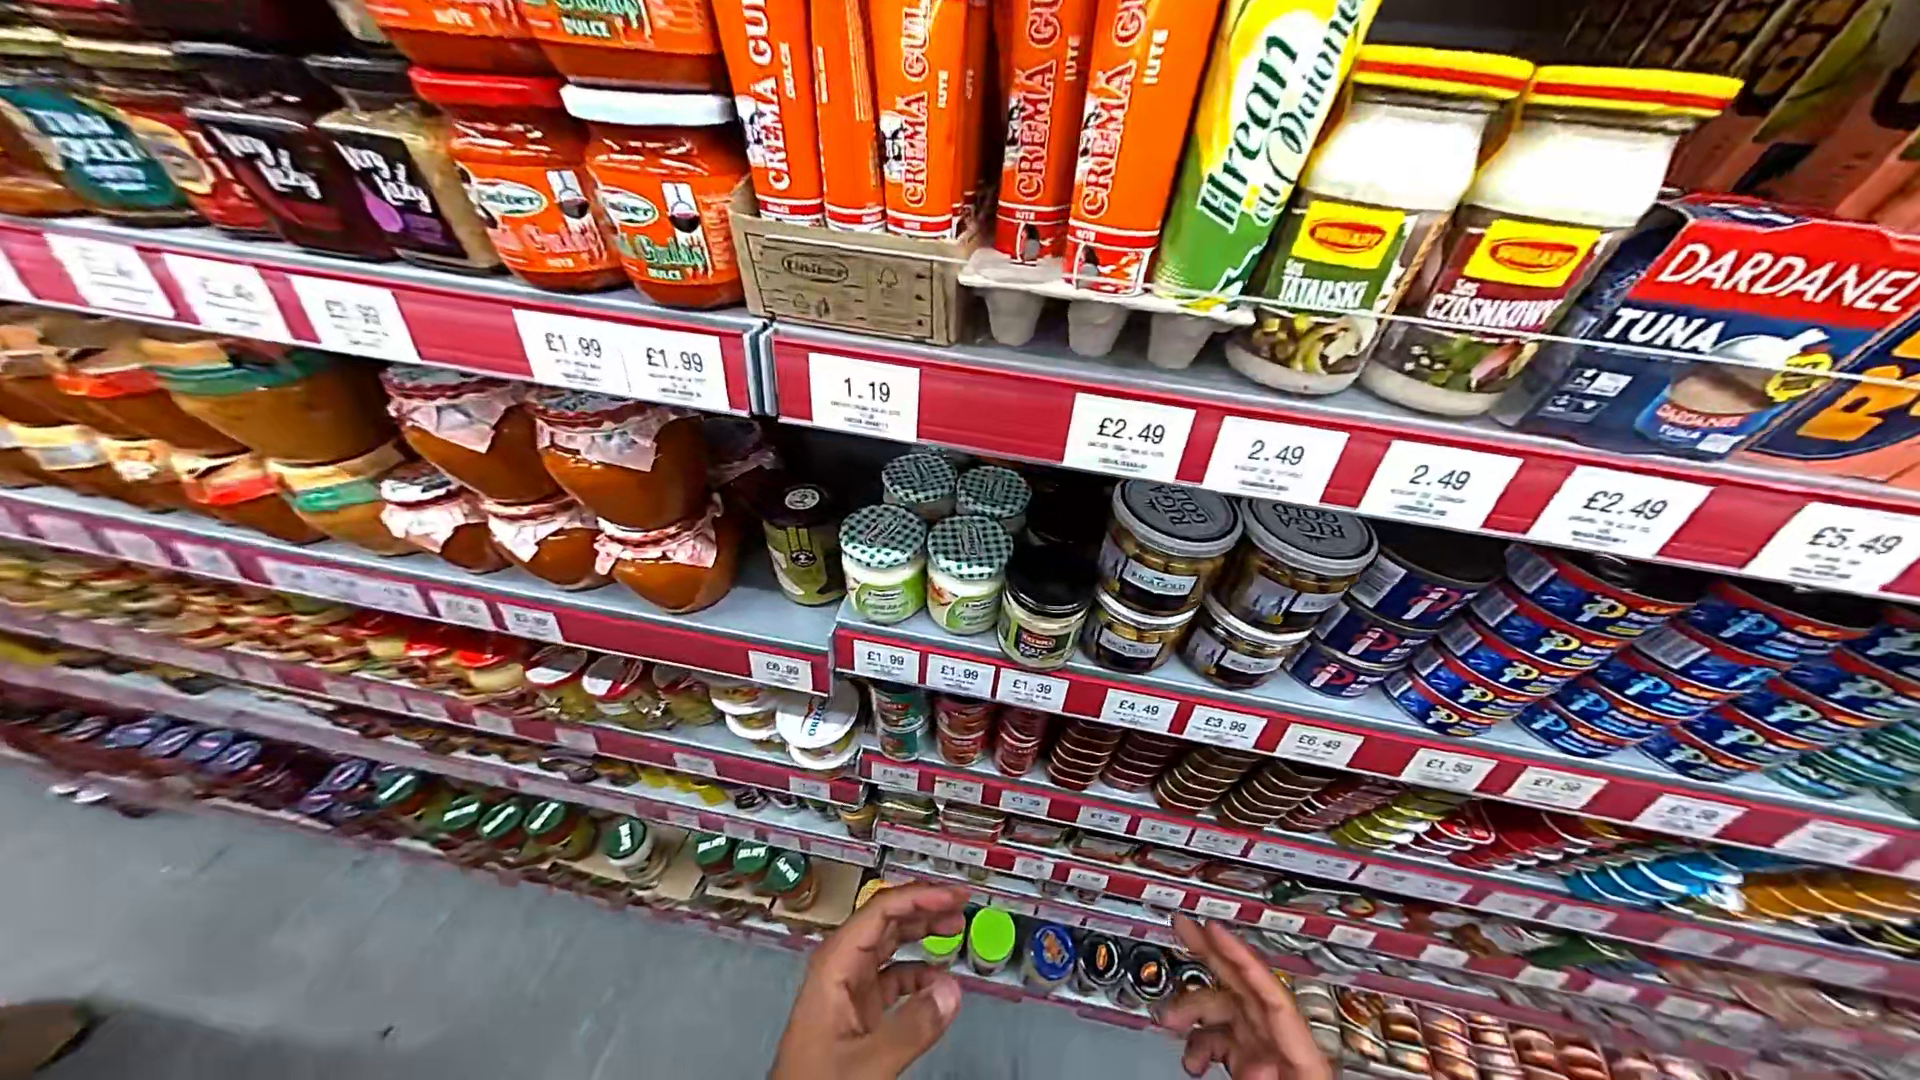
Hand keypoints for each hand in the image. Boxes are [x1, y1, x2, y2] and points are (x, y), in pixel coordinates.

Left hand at [769, 883, 968, 1079]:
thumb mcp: (867, 1063)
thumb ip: (912, 1027)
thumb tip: (952, 990)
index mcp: (836, 962)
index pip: (881, 909)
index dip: (919, 897)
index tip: (952, 896)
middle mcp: (841, 965)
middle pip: (887, 919)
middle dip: (924, 907)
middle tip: (960, 902)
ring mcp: (849, 988)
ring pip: (890, 944)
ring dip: (923, 932)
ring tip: (955, 926)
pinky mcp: (857, 1011)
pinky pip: (892, 977)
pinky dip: (918, 973)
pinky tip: (938, 980)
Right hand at [1158, 915, 1331, 1079]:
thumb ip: (1254, 1076)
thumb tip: (1241, 1062)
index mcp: (1303, 1065)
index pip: (1272, 998)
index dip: (1240, 959)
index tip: (1212, 929)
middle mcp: (1287, 1054)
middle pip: (1247, 994)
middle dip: (1211, 958)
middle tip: (1183, 926)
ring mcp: (1272, 1063)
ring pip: (1228, 1017)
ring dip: (1193, 1013)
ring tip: (1168, 1022)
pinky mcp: (1257, 1073)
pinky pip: (1226, 1043)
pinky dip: (1202, 1042)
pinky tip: (1191, 1058)